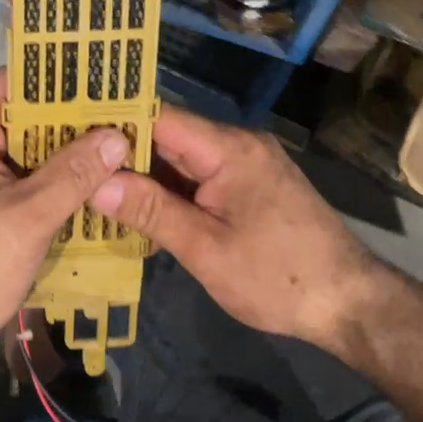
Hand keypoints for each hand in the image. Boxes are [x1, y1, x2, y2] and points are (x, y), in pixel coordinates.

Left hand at [0, 69, 130, 372]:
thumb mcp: (28, 219)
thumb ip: (73, 173)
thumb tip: (118, 135)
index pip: (9, 84)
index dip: (54, 78)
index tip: (101, 78)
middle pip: (22, 115)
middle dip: (70, 116)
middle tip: (122, 111)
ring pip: (28, 147)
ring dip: (67, 147)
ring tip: (119, 138)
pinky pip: (25, 174)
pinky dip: (56, 174)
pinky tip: (94, 177)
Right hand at [89, 106, 381, 349]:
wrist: (351, 303)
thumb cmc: (278, 277)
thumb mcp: (206, 249)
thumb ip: (151, 211)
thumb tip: (95, 184)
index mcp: (229, 148)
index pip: (159, 118)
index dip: (115, 122)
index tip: (72, 132)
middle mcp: (237, 144)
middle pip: (168, 135)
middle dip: (123, 151)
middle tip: (73, 162)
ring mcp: (246, 164)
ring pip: (181, 157)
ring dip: (144, 173)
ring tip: (92, 182)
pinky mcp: (250, 185)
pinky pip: (199, 175)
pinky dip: (170, 188)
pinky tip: (138, 206)